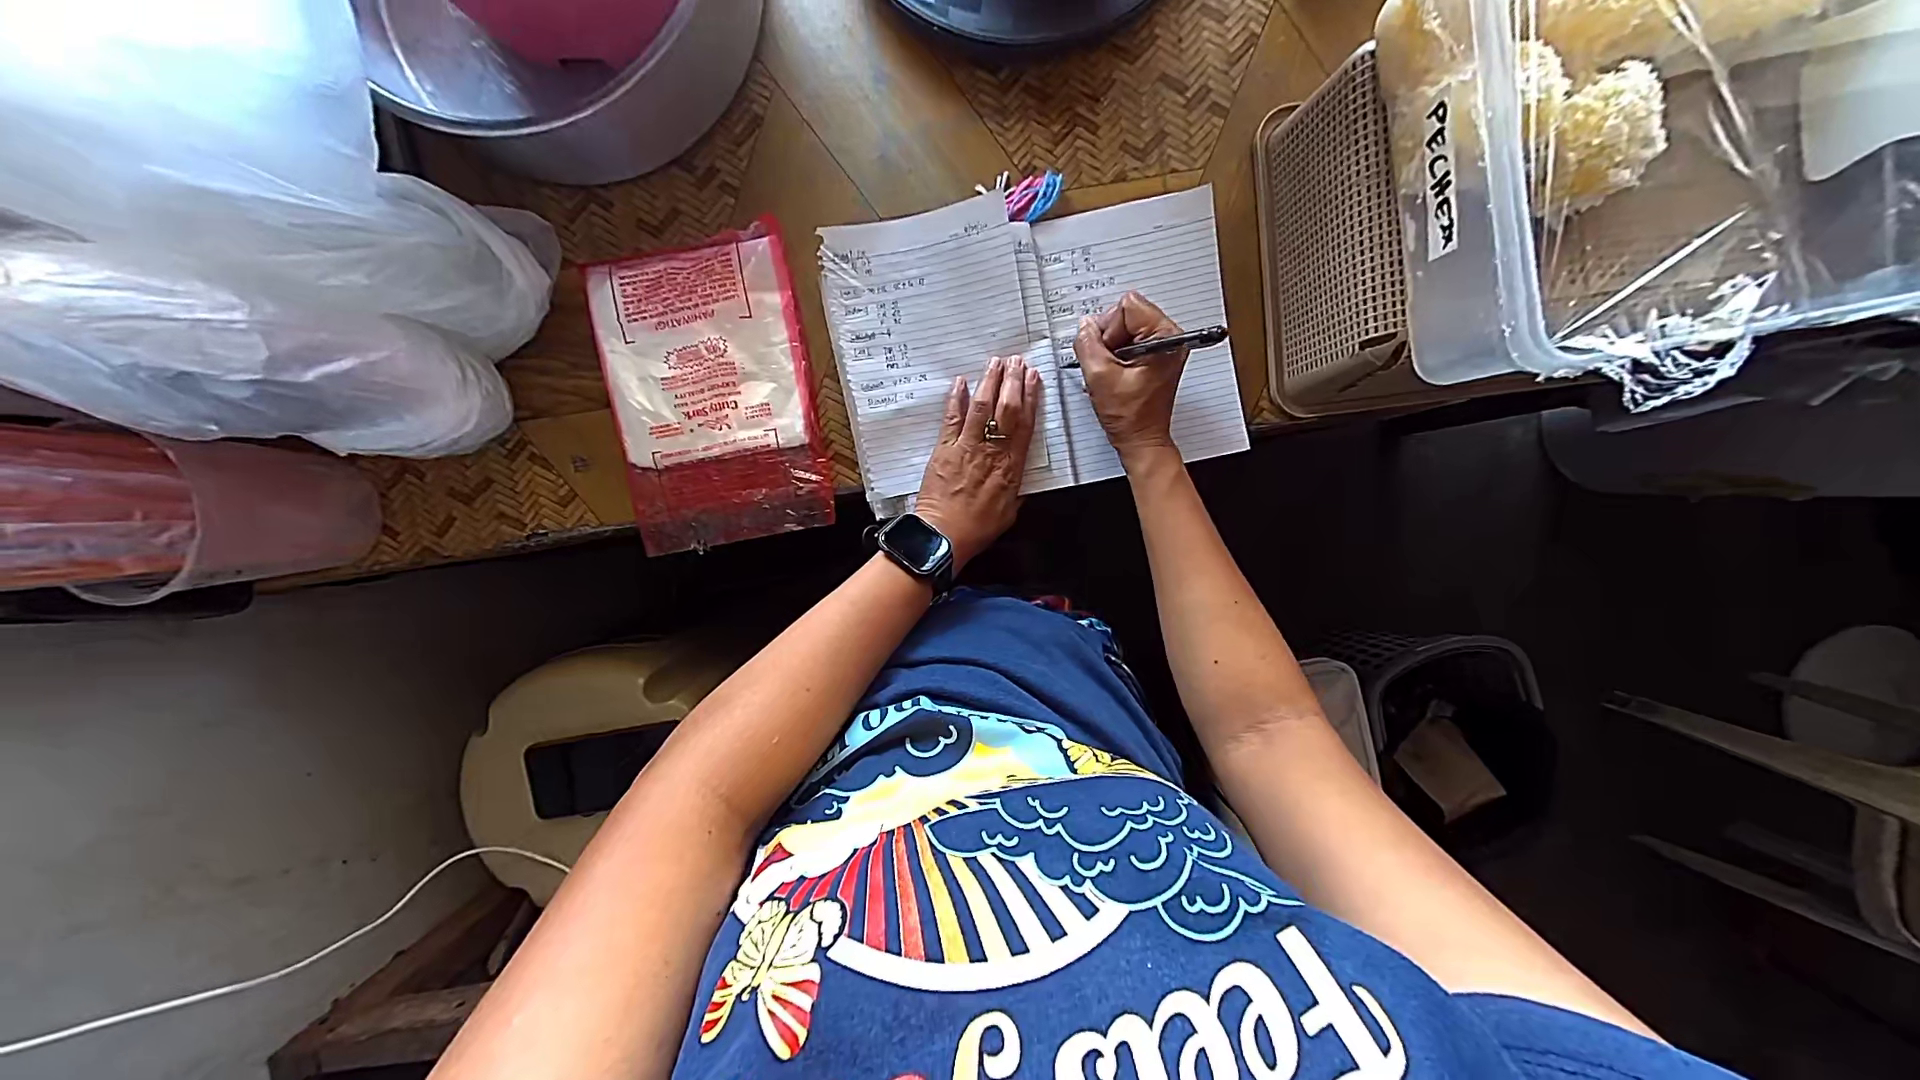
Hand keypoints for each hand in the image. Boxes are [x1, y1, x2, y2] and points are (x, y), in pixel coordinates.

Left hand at [913, 354, 1041, 569]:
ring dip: (989, 382)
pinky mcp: (945, 450)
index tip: (1034, 378)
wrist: (945, 537)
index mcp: (1012, 468)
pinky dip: (956, 399)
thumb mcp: (1009, 512)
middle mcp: (993, 453)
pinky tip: (960, 382)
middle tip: (1017, 361)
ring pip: (982, 409)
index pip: (1025, 425)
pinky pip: (952, 419)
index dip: (1031, 398)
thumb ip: (1017, 492)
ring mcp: (968, 449)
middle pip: (1007, 410)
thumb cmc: (977, 530)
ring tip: (995, 363)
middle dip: (1013, 382)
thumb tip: (1021, 483)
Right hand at [1075, 291, 1185, 467]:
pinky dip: (1115, 354)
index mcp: (1164, 337)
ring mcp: (1162, 347)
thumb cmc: (1131, 417)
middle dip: (1109, 338)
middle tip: (1108, 364)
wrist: (1140, 438)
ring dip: (1110, 348)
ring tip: (1112, 372)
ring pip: (1125, 327)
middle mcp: (1169, 337)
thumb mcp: (1099, 376)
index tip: (1107, 353)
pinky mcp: (1155, 355)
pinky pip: (1128, 340)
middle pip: (1127, 313)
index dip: (1108, 328)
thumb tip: (1084, 326)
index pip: (1127, 306)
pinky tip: (1114, 373)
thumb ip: (1087, 344)